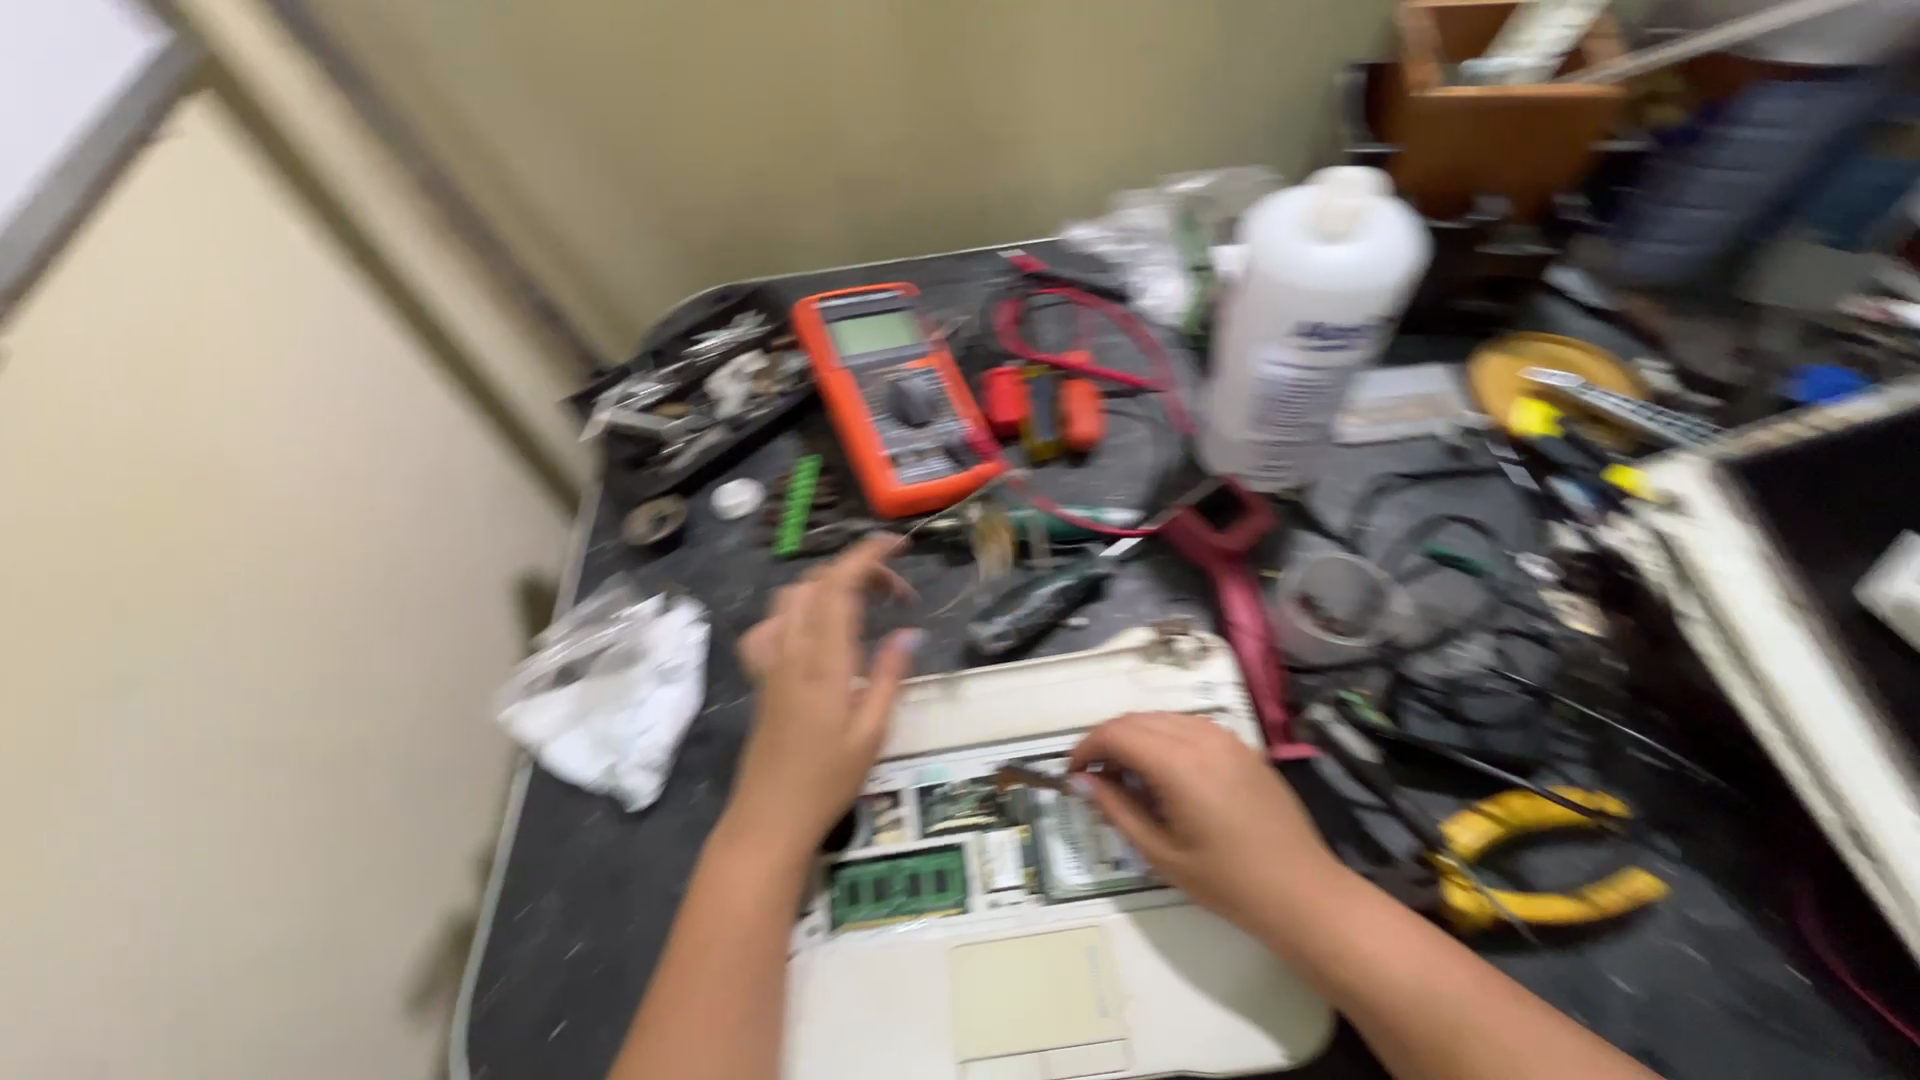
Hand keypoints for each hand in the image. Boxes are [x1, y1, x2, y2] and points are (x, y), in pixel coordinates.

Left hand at [724, 534, 921, 855]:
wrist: (769, 817)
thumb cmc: (828, 780)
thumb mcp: (873, 731)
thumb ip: (890, 675)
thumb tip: (909, 630)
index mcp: (825, 661)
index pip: (839, 585)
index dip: (866, 555)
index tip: (898, 546)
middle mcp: (793, 650)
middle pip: (817, 582)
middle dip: (858, 570)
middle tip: (897, 595)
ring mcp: (771, 661)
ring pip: (791, 596)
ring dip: (828, 585)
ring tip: (862, 606)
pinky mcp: (761, 676)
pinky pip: (769, 626)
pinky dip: (794, 612)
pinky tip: (813, 632)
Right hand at [1069, 712, 1343, 932]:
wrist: (1301, 891)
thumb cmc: (1227, 881)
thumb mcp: (1160, 853)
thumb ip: (1117, 809)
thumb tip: (1082, 782)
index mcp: (1177, 764)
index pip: (1115, 734)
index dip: (1085, 749)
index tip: (1073, 775)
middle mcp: (1200, 738)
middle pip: (1136, 720)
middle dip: (1107, 741)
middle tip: (1095, 779)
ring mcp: (1226, 738)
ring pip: (1163, 718)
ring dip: (1136, 737)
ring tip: (1127, 776)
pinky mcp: (1243, 746)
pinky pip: (1191, 726)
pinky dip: (1165, 737)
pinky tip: (1165, 773)